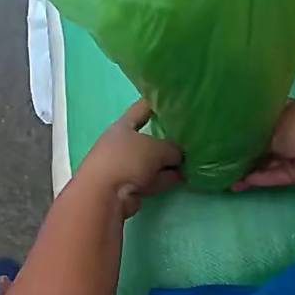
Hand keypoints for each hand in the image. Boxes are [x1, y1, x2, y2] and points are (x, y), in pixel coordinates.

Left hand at [77, 99, 182, 216]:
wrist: (104, 195)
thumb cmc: (127, 160)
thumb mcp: (157, 148)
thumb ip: (172, 148)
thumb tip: (179, 154)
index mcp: (122, 126)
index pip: (140, 108)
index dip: (156, 103)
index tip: (172, 99)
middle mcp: (121, 144)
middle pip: (148, 138)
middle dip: (167, 139)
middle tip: (189, 138)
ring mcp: (123, 167)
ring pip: (151, 161)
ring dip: (168, 163)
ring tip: (191, 162)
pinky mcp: (127, 187)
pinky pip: (151, 179)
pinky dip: (163, 178)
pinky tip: (181, 178)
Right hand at [233, 101, 294, 190]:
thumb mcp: (273, 125)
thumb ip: (255, 133)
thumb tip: (237, 140)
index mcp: (290, 110)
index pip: (265, 116)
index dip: (248, 124)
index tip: (228, 132)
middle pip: (267, 141)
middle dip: (248, 150)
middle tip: (222, 159)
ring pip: (271, 161)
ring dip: (251, 168)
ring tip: (226, 176)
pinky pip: (278, 175)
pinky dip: (261, 178)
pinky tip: (240, 183)